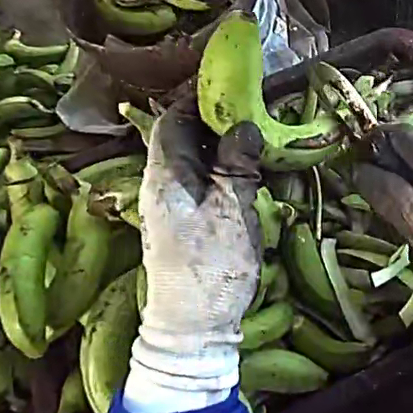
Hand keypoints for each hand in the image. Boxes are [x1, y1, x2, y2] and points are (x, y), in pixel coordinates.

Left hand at [124, 109, 264, 412]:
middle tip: (248, 104)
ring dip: (216, 141)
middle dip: (210, 117)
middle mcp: (160, 184)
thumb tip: (243, 125)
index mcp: (165, 176)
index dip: (194, 97)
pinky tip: (243, 166)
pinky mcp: (182, 221)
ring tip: (251, 129)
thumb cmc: (210, 267)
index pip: (171, 120)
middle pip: (179, 136)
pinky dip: (218, 165)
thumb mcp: (231, 211)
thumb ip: (237, 164)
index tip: (227, 84)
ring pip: (190, 158)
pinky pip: (198, 178)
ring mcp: (170, 204)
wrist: (192, 328)